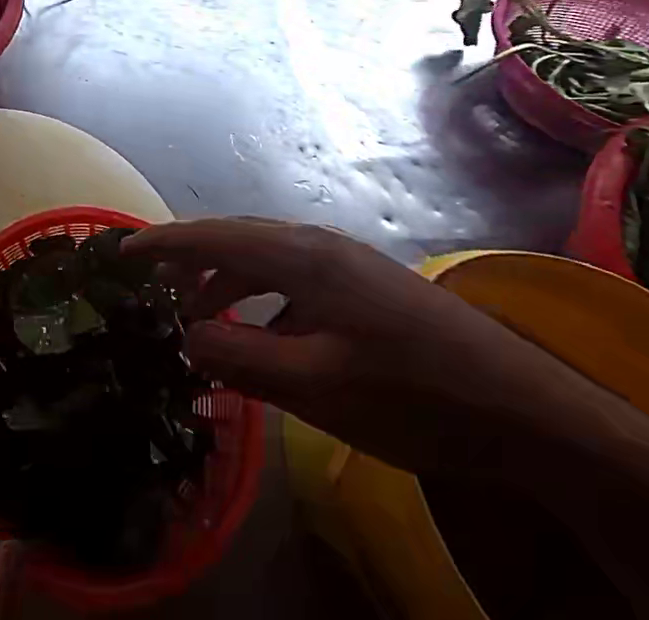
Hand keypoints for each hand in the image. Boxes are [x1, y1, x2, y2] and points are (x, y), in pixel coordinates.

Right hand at [124, 217, 624, 474]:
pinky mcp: (365, 290)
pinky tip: (258, 335)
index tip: (121, 250)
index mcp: (303, 257)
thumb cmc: (412, 395)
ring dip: (225, 283)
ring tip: (195, 316)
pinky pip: (293, 282)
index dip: (164, 242)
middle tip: (150, 286)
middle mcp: (321, 247)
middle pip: (238, 240)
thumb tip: (183, 336)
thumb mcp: (314, 384)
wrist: (526, 412)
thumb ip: (239, 358)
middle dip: (190, 259)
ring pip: (266, 262)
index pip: (215, 237)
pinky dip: (260, 300)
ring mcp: (348, 267)